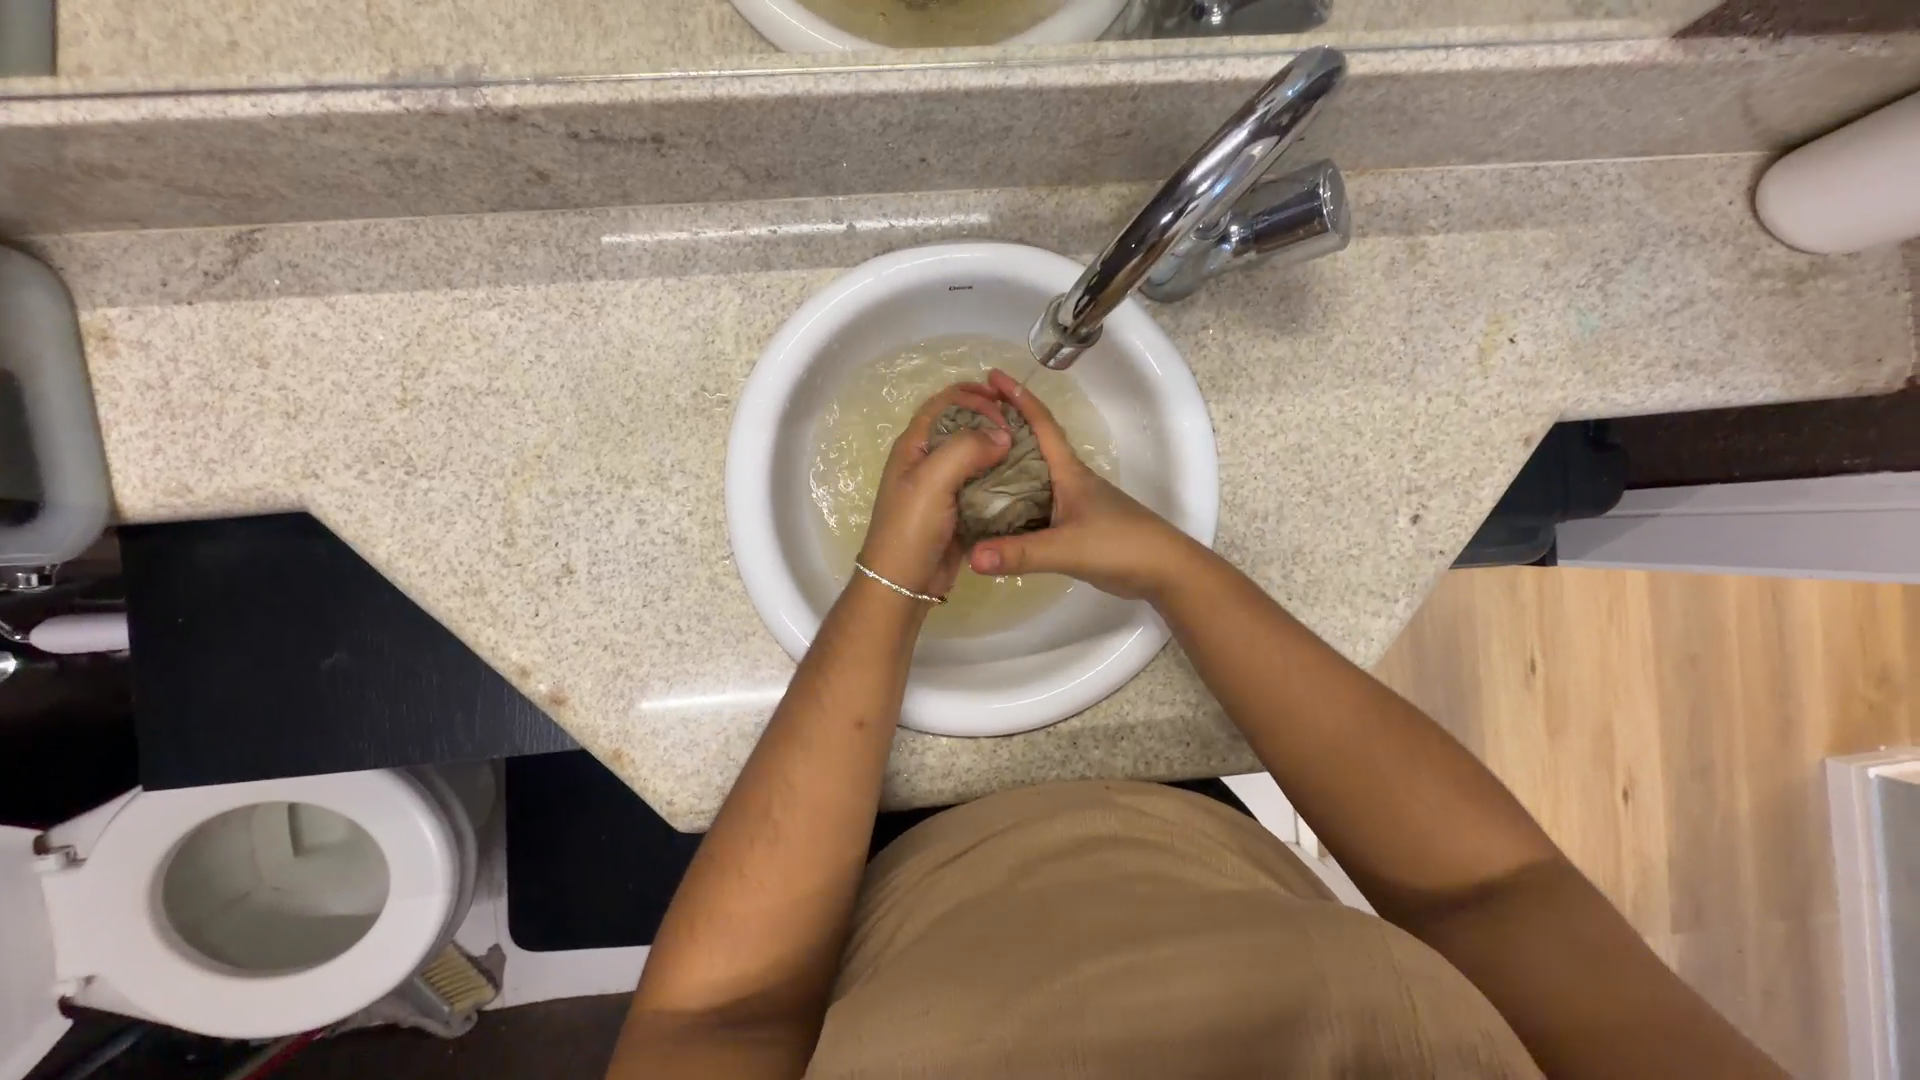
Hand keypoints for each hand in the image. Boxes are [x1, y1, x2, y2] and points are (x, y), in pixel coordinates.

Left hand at [858, 382, 1011, 598]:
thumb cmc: (910, 528)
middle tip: (1024, 427)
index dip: (974, 397)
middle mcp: (929, 461)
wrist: (903, 584)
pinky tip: (1025, 481)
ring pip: (977, 458)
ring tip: (1030, 451)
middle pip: (964, 427)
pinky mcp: (960, 511)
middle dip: (993, 421)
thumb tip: (1003, 435)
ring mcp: (945, 487)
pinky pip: (985, 487)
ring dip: (1001, 452)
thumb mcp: (931, 480)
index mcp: (914, 445)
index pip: (945, 403)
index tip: (1005, 408)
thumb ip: (966, 449)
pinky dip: (1004, 481)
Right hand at [969, 368, 1197, 600]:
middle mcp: (1068, 481)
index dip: (1018, 398)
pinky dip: (1012, 500)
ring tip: (970, 461)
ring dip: (1005, 465)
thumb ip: (1020, 553)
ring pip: (1031, 476)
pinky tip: (993, 510)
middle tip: (969, 417)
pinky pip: (1033, 504)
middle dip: (1004, 427)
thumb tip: (972, 556)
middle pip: (1031, 445)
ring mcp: (1072, 503)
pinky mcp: (1073, 526)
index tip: (992, 375)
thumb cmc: (1120, 545)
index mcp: (1069, 473)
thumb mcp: (1067, 548)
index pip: (1042, 425)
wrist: (1163, 570)